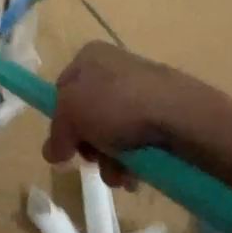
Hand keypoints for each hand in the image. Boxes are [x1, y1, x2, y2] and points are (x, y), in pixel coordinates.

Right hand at [44, 42, 181, 187]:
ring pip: (114, 132)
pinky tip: (138, 175)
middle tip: (95, 162)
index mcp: (89, 56)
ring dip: (111, 160)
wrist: (180, 114)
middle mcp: (114, 68)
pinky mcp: (165, 114)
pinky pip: (140, 140)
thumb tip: (51, 153)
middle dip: (90, 146)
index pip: (63, 88)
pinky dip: (135, 160)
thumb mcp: (71, 114)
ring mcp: (142, 91)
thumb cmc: (115, 104)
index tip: (66, 146)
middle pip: (89, 114)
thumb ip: (57, 133)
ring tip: (120, 176)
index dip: (61, 118)